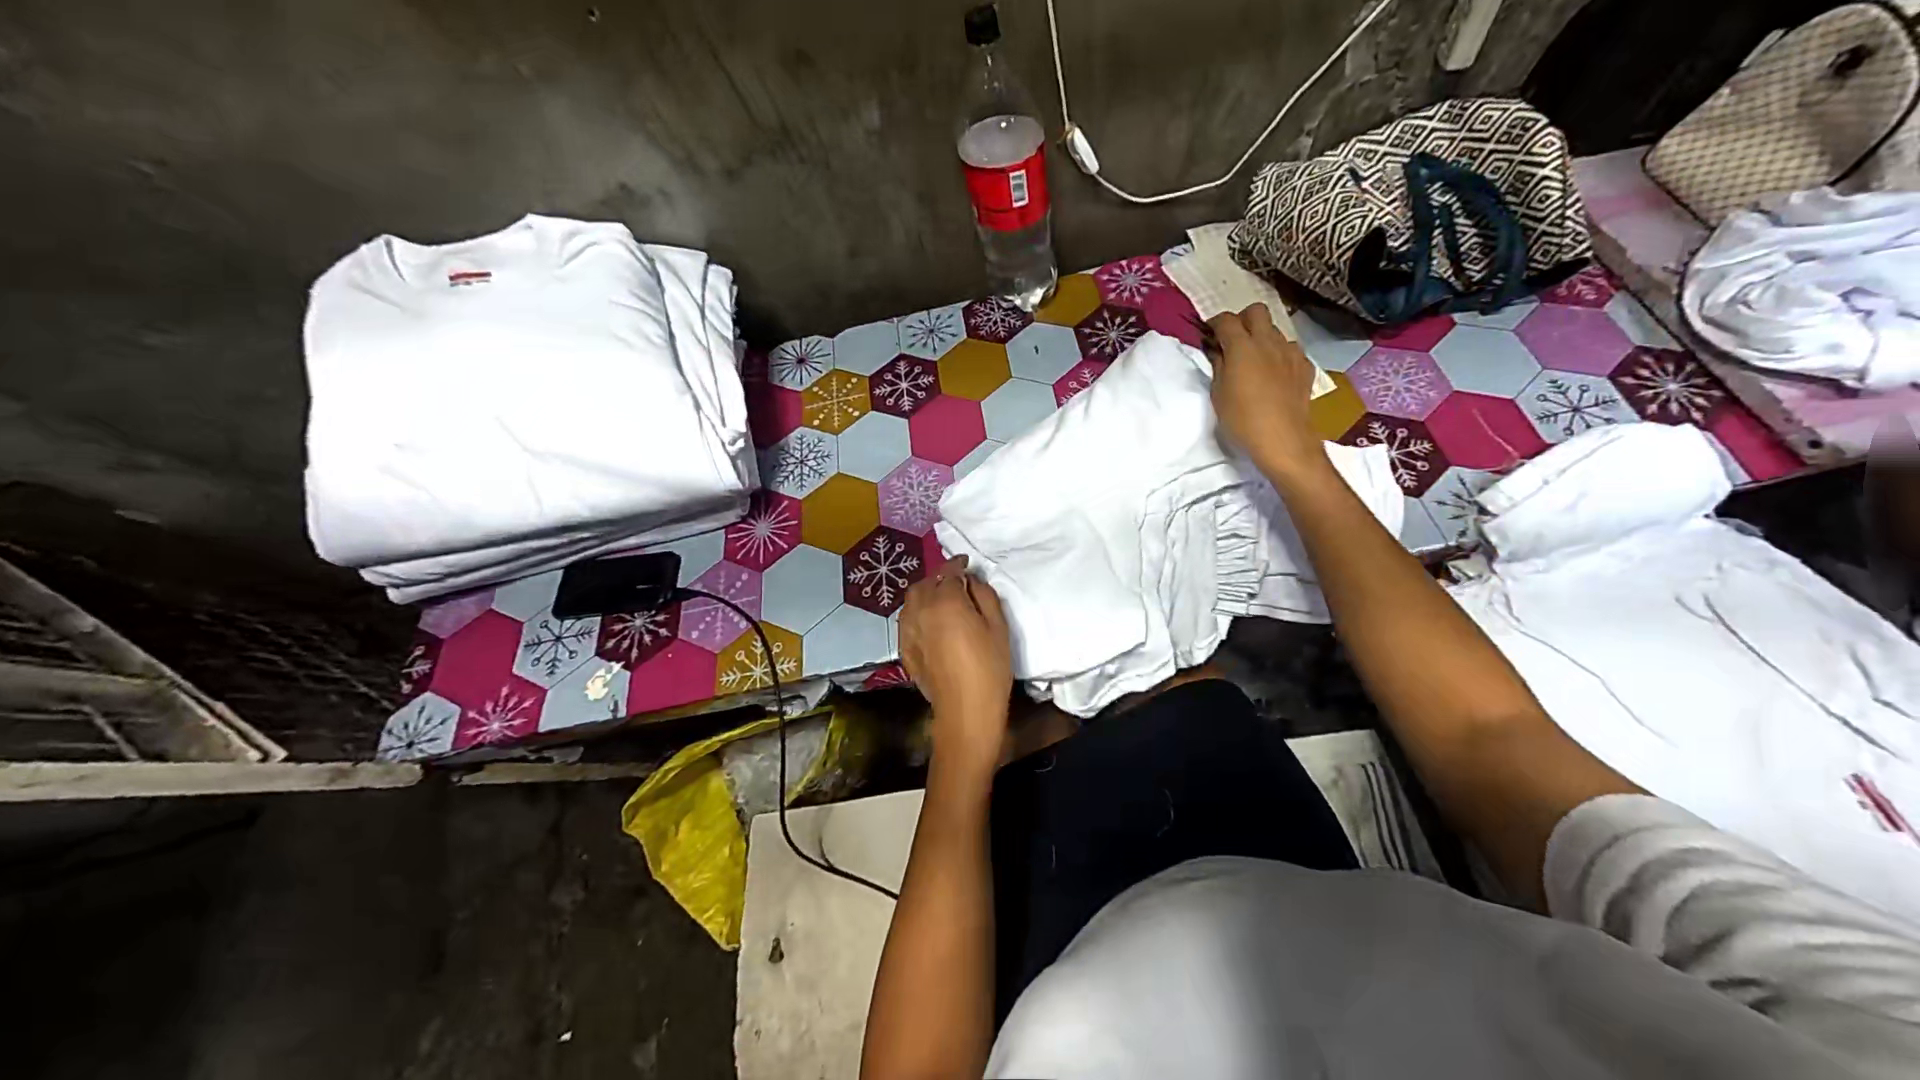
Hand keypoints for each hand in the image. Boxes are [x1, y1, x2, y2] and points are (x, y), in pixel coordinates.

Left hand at [899, 555, 1012, 767]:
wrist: (965, 710)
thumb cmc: (989, 668)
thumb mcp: (998, 627)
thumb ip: (984, 596)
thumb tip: (971, 582)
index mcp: (945, 601)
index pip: (948, 572)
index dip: (958, 565)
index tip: (967, 564)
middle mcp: (920, 610)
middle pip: (925, 583)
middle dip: (940, 578)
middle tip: (956, 583)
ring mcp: (908, 630)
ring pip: (911, 600)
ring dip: (925, 593)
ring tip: (941, 600)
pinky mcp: (904, 648)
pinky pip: (907, 620)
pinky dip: (917, 612)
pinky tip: (930, 621)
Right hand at [1208, 304, 1328, 482]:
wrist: (1283, 439)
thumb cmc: (1242, 419)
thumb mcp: (1218, 394)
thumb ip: (1218, 365)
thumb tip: (1217, 350)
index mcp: (1242, 347)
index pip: (1226, 320)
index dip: (1214, 324)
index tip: (1208, 335)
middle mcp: (1268, 341)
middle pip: (1256, 311)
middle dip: (1242, 320)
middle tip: (1232, 340)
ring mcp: (1290, 352)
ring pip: (1275, 330)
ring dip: (1262, 338)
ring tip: (1254, 359)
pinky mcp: (1304, 366)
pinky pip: (1290, 349)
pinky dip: (1279, 354)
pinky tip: (1274, 373)